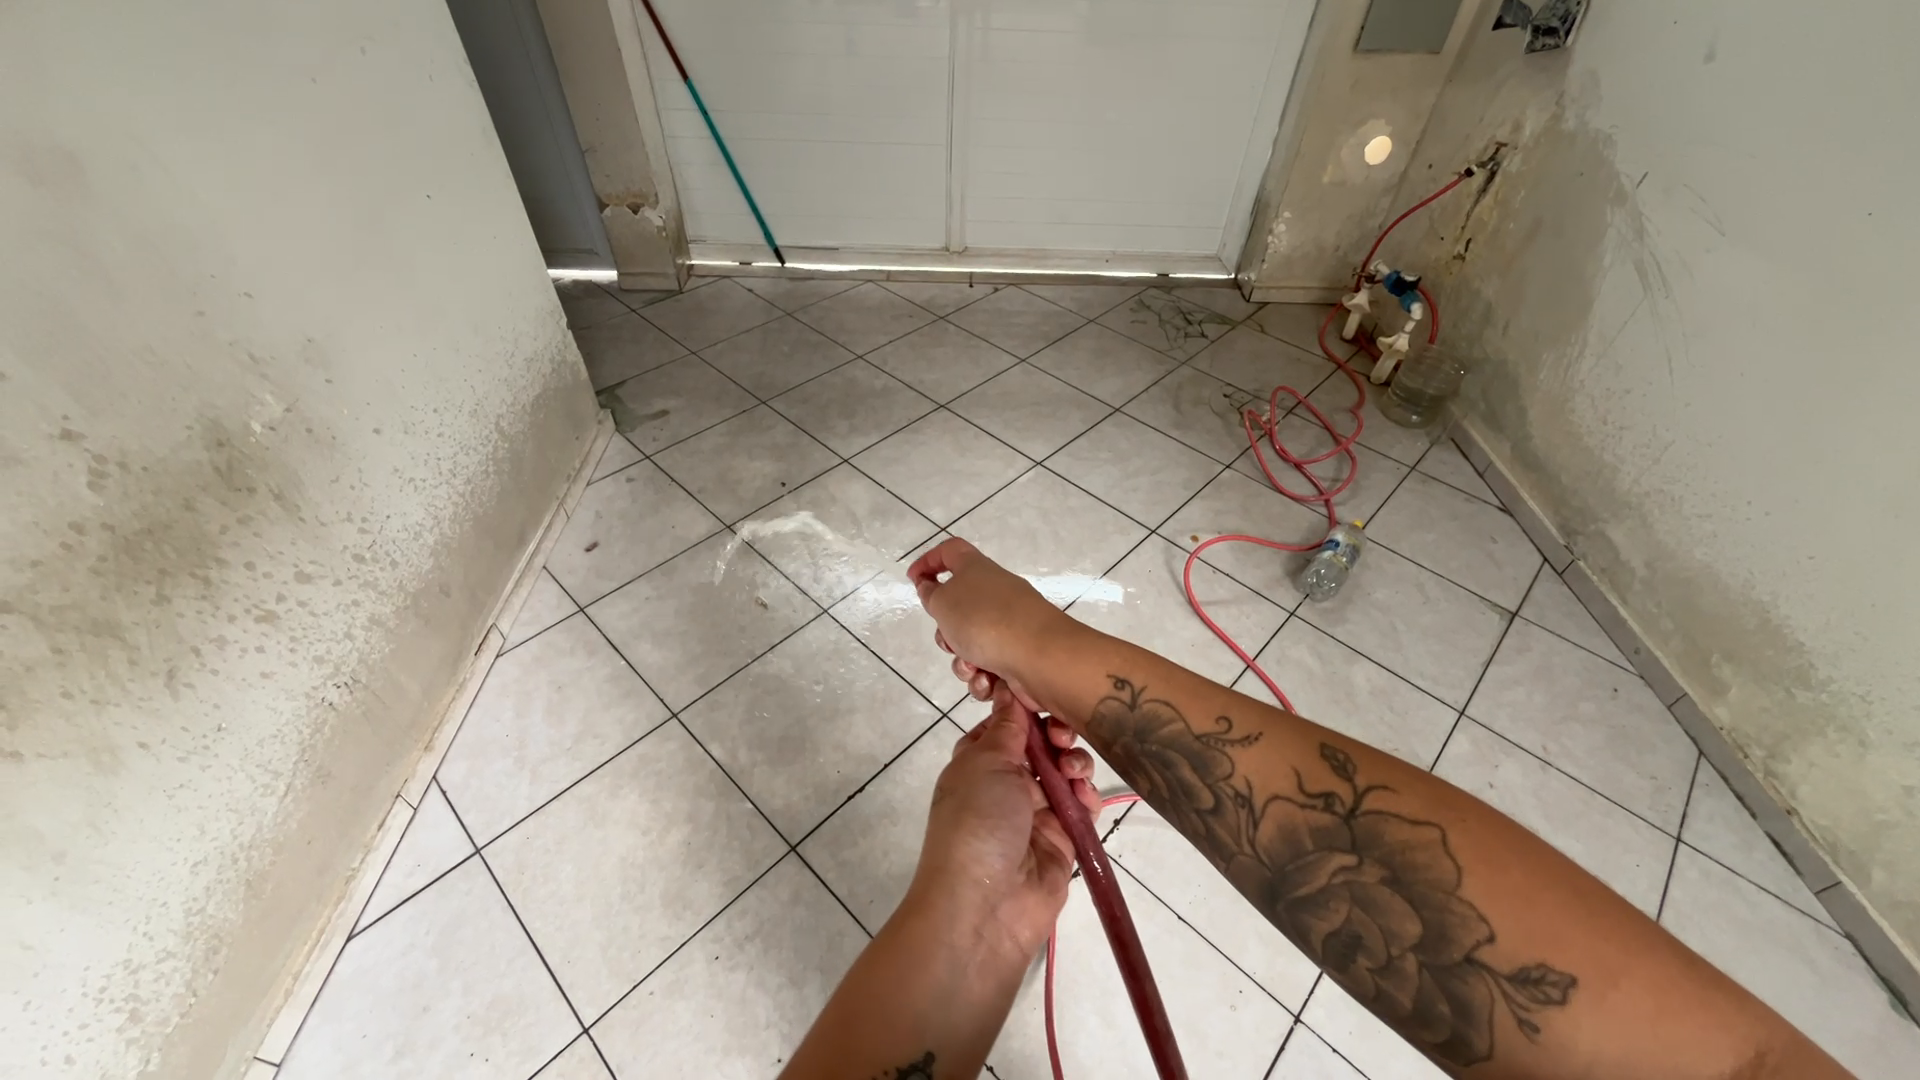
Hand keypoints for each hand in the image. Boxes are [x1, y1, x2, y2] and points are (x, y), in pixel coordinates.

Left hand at [904, 683, 1099, 961]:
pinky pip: (1083, 807)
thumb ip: (1008, 726)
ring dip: (1076, 764)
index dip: (1030, 708)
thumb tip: (1009, 688)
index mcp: (980, 759)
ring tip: (1075, 773)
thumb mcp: (985, 762)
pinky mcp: (1063, 838)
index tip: (1048, 694)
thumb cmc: (976, 821)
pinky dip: (1089, 798)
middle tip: (1063, 740)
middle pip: (1043, 744)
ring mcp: (1036, 811)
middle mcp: (1007, 782)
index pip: (1010, 722)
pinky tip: (1085, 799)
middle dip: (1059, 735)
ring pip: (1067, 772)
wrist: (985, 905)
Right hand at [907, 538, 1071, 710]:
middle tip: (950, 642)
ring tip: (975, 669)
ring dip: (964, 663)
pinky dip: (985, 678)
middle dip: (947, 634)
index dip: (929, 561)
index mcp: (977, 570)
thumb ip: (931, 594)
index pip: (951, 552)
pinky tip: (991, 683)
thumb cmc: (985, 621)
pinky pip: (989, 668)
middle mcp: (995, 595)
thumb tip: (930, 586)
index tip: (913, 580)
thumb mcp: (945, 602)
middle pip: (958, 610)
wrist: (1040, 657)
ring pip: (970, 646)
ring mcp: (1010, 626)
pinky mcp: (1020, 656)